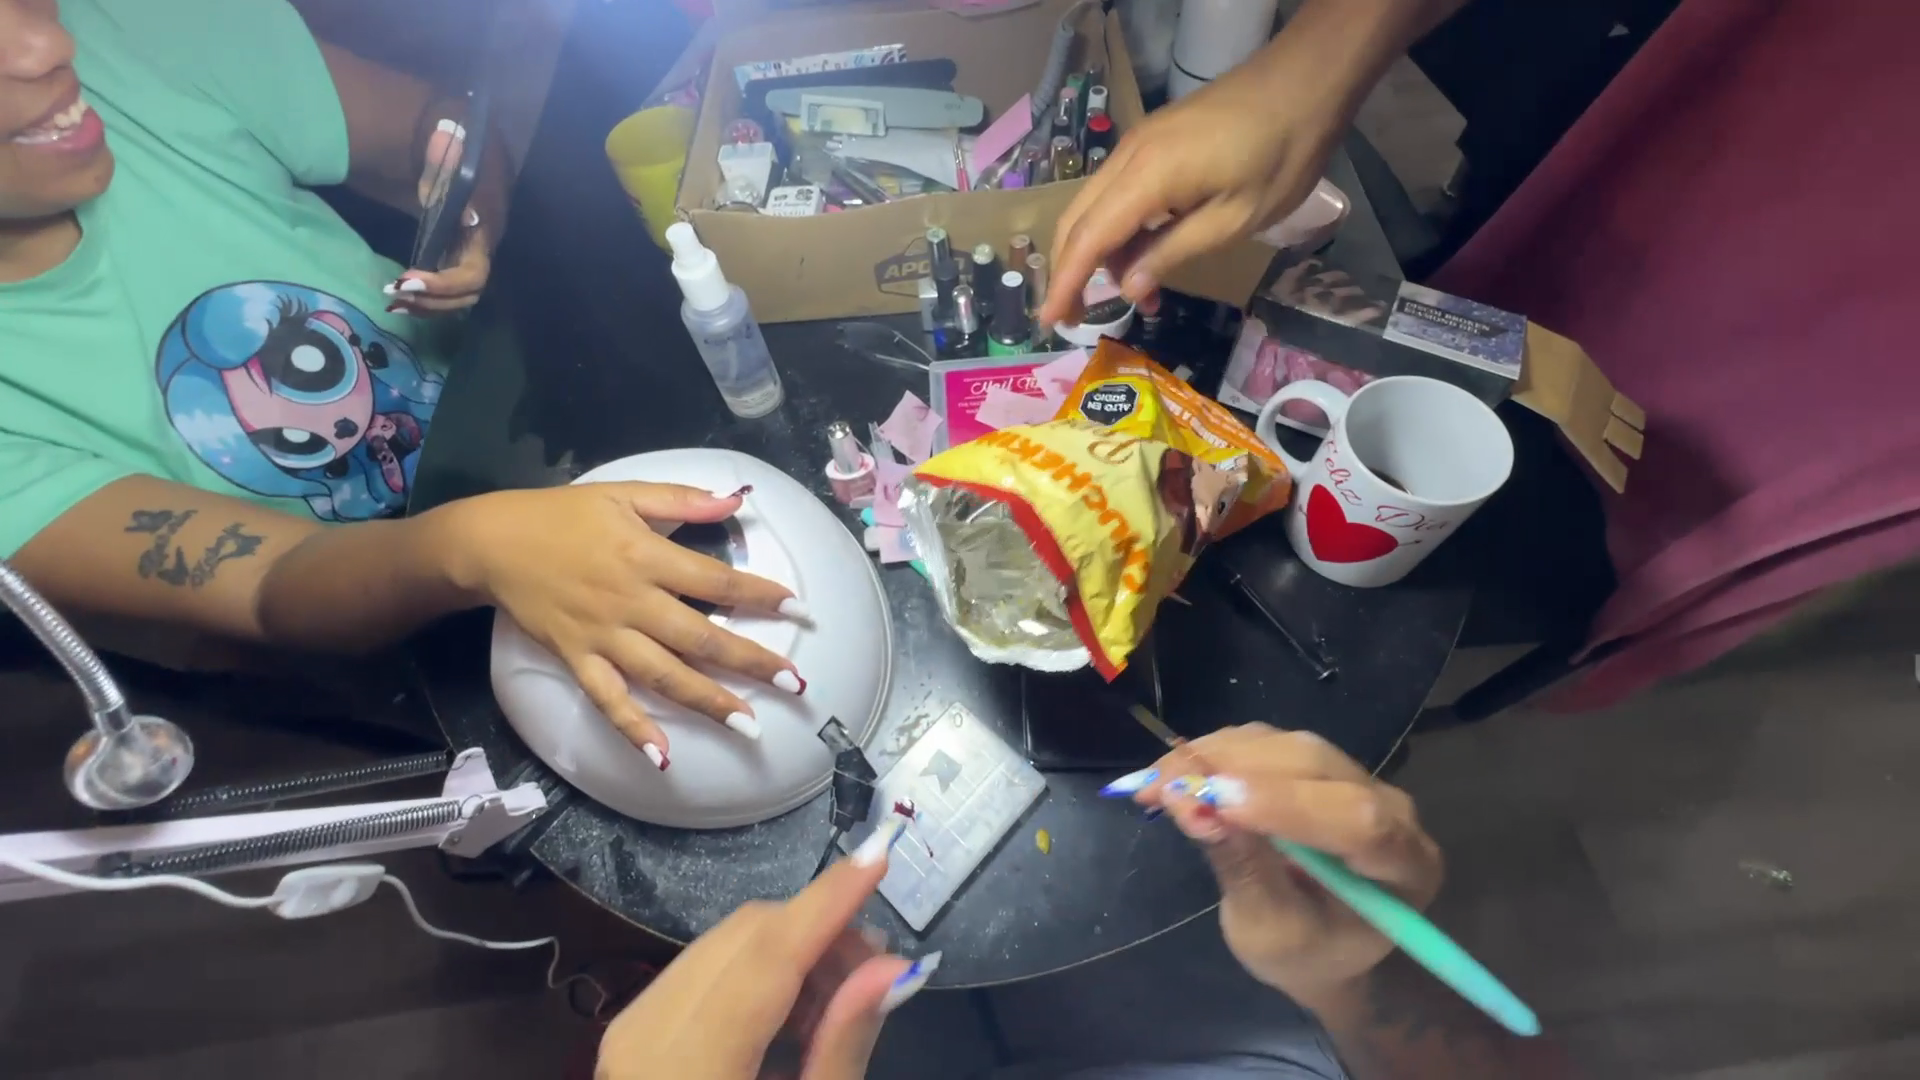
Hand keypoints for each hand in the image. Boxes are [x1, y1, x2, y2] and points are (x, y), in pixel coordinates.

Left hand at [385, 118, 490, 314]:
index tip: (406, 280)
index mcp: (484, 235)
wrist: (461, 149)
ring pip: (459, 299)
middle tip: (394, 293)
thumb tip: (470, 218)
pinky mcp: (456, 260)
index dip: (444, 283)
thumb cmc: (454, 152)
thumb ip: (455, 178)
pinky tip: (400, 300)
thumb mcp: (451, 156)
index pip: (473, 274)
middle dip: (433, 300)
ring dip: (428, 306)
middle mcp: (481, 253)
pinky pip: (448, 292)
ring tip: (394, 302)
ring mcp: (470, 259)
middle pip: (467, 295)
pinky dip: (426, 301)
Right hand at [443, 482, 806, 763]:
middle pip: (700, 637)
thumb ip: (684, 499)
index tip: (800, 611)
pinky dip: (633, 729)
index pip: (717, 581)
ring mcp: (603, 636)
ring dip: (707, 702)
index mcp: (648, 558)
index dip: (760, 596)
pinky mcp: (576, 659)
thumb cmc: (565, 515)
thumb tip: (737, 501)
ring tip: (749, 726)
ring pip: (663, 676)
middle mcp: (632, 602)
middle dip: (749, 661)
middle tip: (792, 683)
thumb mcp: (626, 493)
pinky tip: (662, 757)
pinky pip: (608, 700)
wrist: (491, 543)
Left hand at [597, 835, 927, 1079]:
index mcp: (686, 1069)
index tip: (880, 852)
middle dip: (821, 932)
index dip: (827, 900)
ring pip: (733, 939)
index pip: (767, 956)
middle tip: (873, 970)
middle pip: (751, 934)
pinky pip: (711, 963)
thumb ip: (844, 1045)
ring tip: (835, 1004)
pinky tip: (792, 1013)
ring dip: (796, 950)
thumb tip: (897, 964)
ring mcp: (631, 1023)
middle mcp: (644, 1031)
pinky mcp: (633, 1023)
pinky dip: (763, 970)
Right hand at [1042, 50, 1348, 325]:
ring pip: (1091, 209)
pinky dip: (1116, 233)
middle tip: (1075, 317)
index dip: (1065, 285)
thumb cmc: (1281, 153)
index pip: (1087, 240)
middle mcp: (1127, 159)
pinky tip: (1143, 258)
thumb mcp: (1232, 219)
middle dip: (1067, 273)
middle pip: (1075, 222)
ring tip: (1132, 294)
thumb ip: (1171, 254)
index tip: (1051, 322)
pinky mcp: (1150, 144)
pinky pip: (1114, 195)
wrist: (1308, 76)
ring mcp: (1136, 147)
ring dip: (1097, 256)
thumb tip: (1127, 289)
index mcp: (1146, 178)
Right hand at [1127, 724, 1443, 1003]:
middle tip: (1163, 788)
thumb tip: (1194, 808)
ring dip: (1209, 756)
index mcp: (1404, 864)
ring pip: (1276, 743)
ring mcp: (1346, 773)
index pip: (1358, 820)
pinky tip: (1171, 774)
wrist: (1316, 942)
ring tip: (1155, 785)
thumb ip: (1241, 868)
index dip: (1285, 804)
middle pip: (1311, 764)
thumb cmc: (1305, 954)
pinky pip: (1255, 739)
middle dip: (1232, 771)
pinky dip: (1206, 752)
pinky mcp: (1305, 759)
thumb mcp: (1270, 931)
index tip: (1216, 802)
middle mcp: (1387, 805)